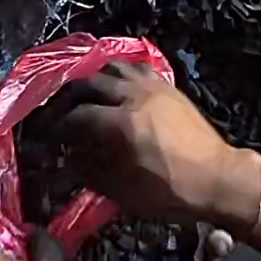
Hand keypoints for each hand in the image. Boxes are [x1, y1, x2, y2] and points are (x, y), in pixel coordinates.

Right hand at [58, 62, 260, 227]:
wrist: (217, 177)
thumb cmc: (170, 192)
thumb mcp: (124, 192)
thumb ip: (90, 171)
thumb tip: (67, 157)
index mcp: (122, 124)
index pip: (76, 117)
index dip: (55, 127)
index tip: (43, 136)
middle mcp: (134, 95)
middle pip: (87, 84)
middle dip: (66, 98)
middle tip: (55, 113)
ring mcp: (152, 85)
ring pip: (111, 68)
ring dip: (91, 80)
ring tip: (81, 97)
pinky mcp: (165, 84)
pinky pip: (134, 68)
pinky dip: (117, 74)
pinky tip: (112, 87)